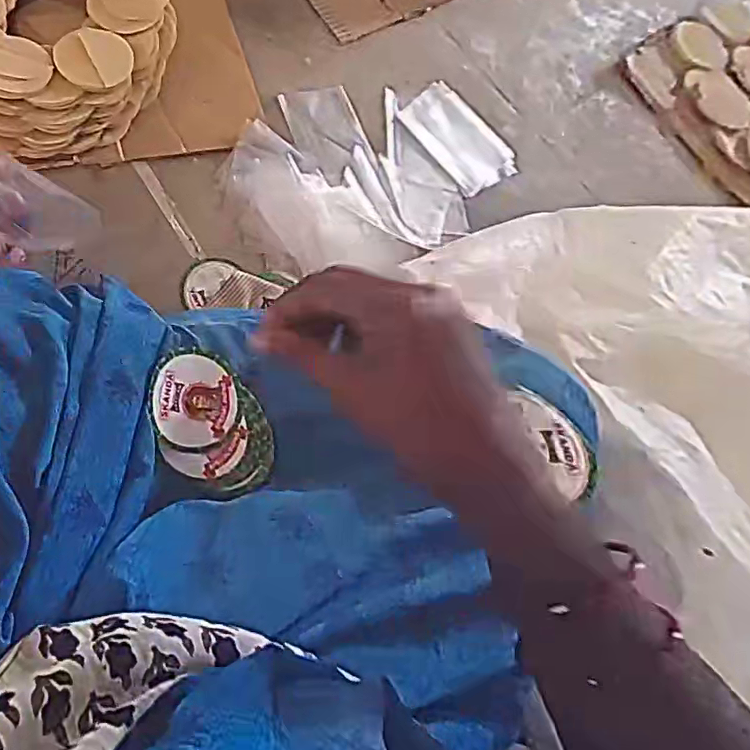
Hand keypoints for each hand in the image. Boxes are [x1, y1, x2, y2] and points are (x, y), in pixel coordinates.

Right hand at [255, 267, 544, 499]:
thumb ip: (301, 353)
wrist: (488, 466)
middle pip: (347, 282)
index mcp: (395, 303)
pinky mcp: (449, 322)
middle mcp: (419, 291)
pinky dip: (364, 321)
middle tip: (282, 337)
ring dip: (335, 313)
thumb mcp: (348, 388)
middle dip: (309, 307)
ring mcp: (439, 304)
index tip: (263, 333)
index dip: (288, 307)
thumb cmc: (412, 429)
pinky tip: (349, 348)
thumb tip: (261, 337)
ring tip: (312, 346)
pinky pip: (394, 308)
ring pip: (369, 293)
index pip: (325, 287)